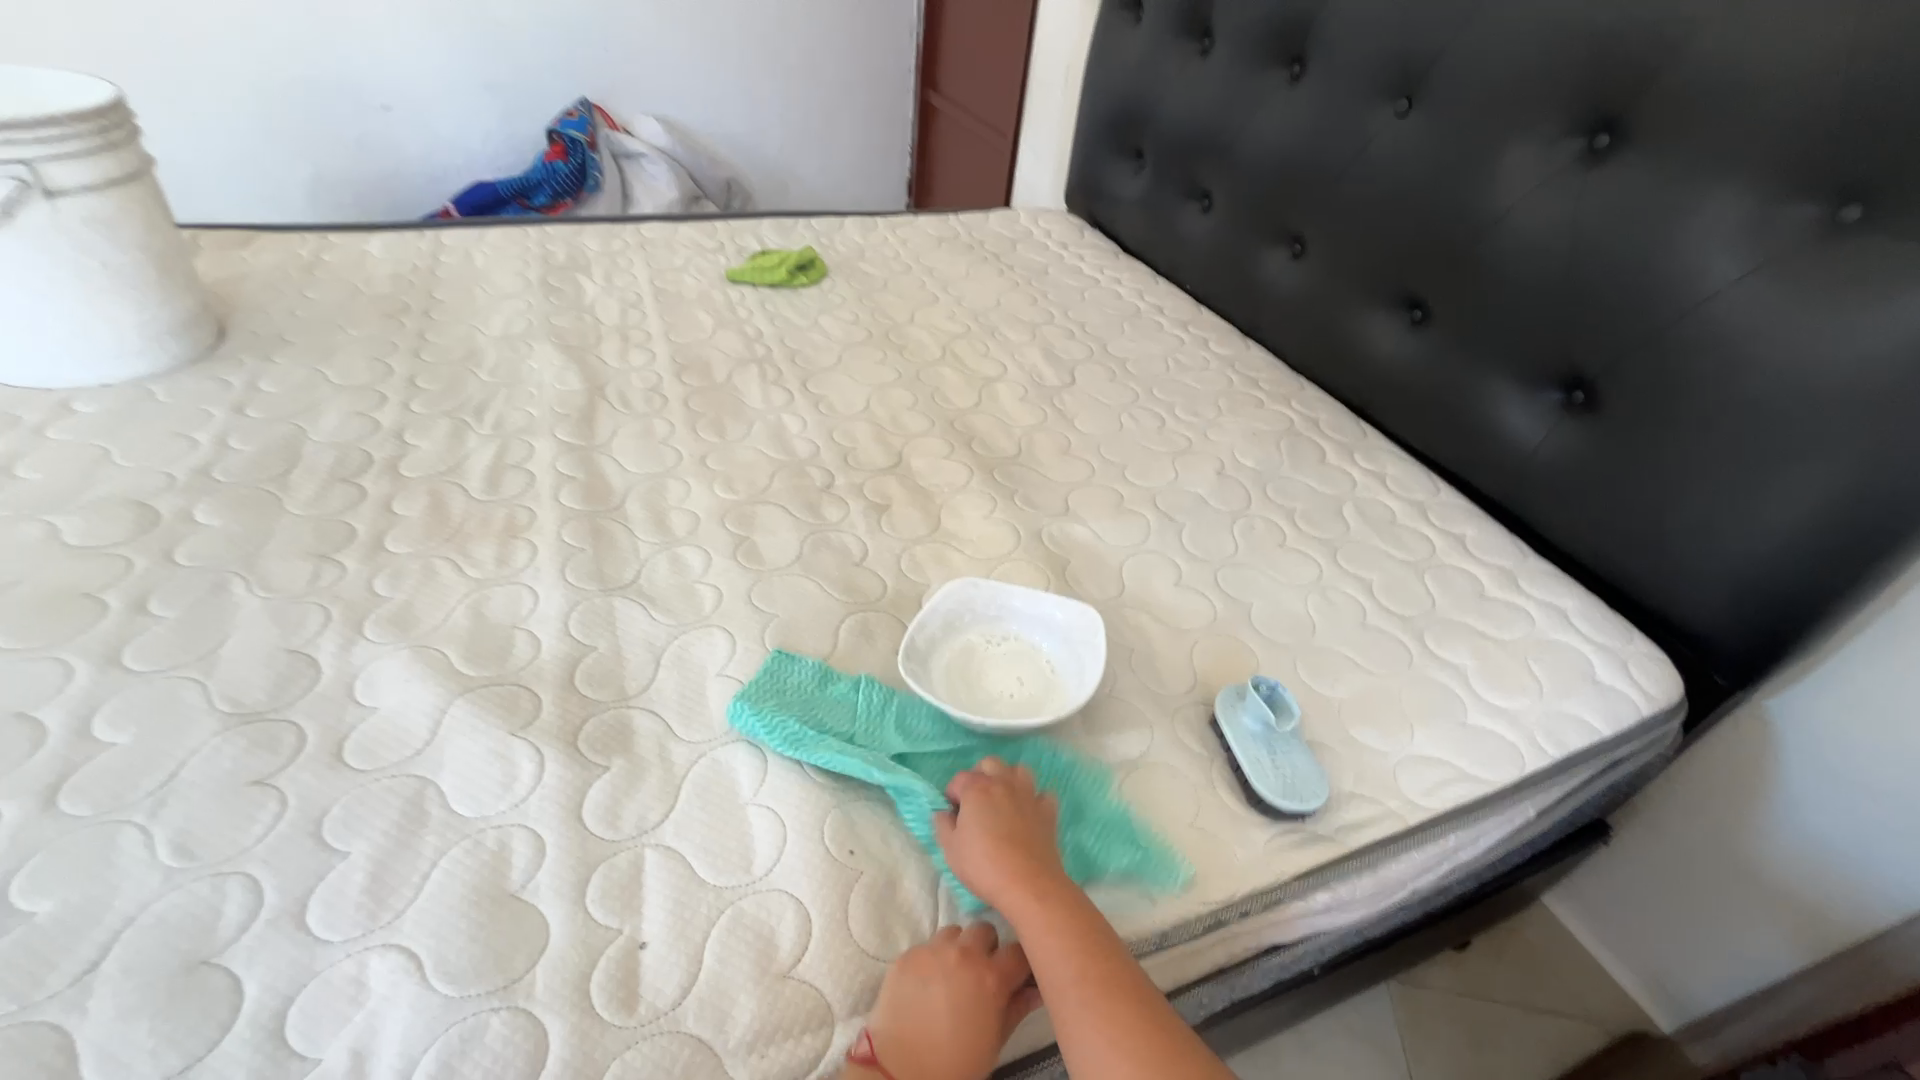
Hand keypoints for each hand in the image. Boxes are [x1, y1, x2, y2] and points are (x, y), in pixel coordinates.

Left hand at [861, 922, 1042, 1079]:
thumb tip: (1037, 991)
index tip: (1015, 973)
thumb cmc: (956, 1062)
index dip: (1019, 962)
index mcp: (992, 976)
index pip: (1019, 950)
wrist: (901, 1071)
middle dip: (986, 947)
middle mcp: (964, 954)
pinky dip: (931, 959)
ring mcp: (933, 951)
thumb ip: (1017, 1008)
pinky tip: (926, 984)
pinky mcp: (908, 955)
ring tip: (950, 975)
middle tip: (979, 973)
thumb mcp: (995, 1041)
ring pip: (954, 933)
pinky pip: (927, 946)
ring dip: (957, 948)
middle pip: (985, 930)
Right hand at [934, 757, 1070, 914]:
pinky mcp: (1048, 810)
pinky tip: (1028, 814)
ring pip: (1019, 771)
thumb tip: (944, 813)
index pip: (959, 779)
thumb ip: (943, 825)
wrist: (1028, 884)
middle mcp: (1004, 783)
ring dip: (1008, 780)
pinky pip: (1041, 794)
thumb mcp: (950, 849)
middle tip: (975, 804)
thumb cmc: (983, 865)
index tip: (953, 817)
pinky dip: (1034, 800)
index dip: (952, 796)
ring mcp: (1029, 794)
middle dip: (979, 777)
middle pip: (990, 764)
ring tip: (1002, 802)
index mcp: (977, 788)